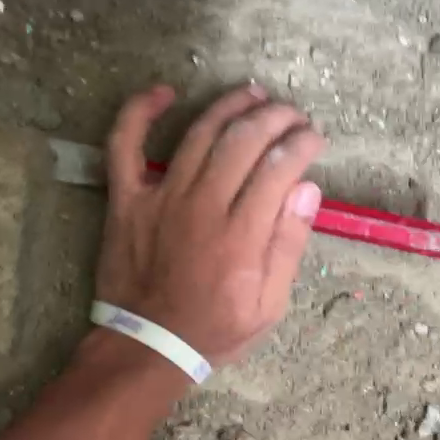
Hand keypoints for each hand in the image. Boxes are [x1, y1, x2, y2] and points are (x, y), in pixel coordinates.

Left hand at [94, 84, 326, 366]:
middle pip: (244, 140)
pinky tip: (164, 92)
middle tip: (292, 115)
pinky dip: (140, 111)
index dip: (303, 143)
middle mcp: (202, 205)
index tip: (314, 139)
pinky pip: (125, 144)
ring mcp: (160, 198)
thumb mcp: (267, 307)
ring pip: (199, 132)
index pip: (279, 167)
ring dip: (230, 105)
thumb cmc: (213, 332)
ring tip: (252, 95)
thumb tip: (306, 190)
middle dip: (276, 117)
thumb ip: (287, 247)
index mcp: (241, 235)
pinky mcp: (127, 199)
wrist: (147, 347)